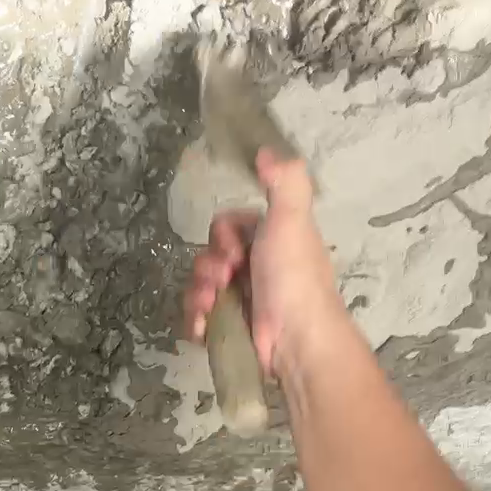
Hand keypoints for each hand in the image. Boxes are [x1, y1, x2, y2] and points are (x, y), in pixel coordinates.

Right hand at [182, 149, 350, 376]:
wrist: (294, 340)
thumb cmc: (294, 278)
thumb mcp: (293, 219)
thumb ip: (284, 181)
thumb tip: (265, 150)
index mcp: (270, 240)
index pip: (225, 227)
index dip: (222, 237)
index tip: (234, 251)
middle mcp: (255, 267)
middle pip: (207, 257)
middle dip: (206, 269)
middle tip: (222, 281)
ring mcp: (239, 299)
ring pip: (199, 288)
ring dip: (198, 295)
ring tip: (211, 307)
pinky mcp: (227, 328)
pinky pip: (198, 317)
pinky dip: (196, 322)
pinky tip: (204, 327)